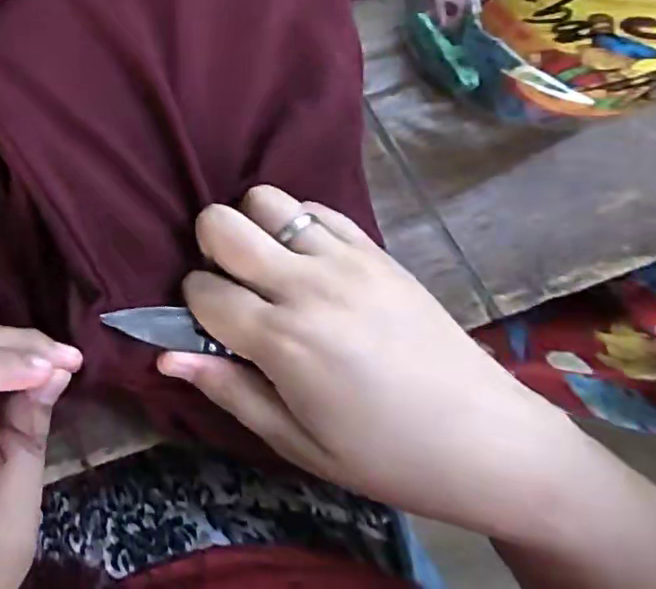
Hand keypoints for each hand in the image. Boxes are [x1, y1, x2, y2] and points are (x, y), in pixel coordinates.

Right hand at [156, 186, 588, 538]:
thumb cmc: (386, 456)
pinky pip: (315, 207)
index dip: (194, 305)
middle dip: (209, 248)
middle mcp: (307, 286)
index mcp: (284, 341)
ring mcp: (344, 259)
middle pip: (220, 223)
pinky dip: (297, 223)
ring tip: (270, 266)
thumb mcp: (298, 443)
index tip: (213, 326)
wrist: (492, 441)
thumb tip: (163, 356)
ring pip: (264, 199)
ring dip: (252, 227)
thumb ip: (228, 390)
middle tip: (233, 285)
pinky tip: (309, 259)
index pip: (202, 289)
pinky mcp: (374, 248)